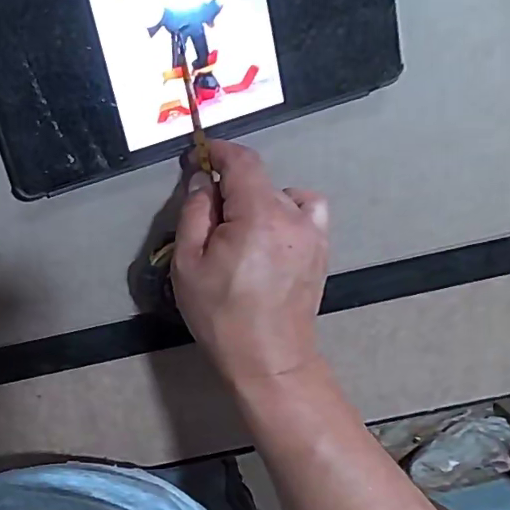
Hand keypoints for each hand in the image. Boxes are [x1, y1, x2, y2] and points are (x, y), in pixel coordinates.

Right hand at [171, 140, 330, 387]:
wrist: (268, 358)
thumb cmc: (220, 314)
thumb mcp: (188, 262)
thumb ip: (194, 213)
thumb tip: (202, 180)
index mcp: (258, 216)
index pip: (243, 162)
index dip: (219, 151)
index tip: (198, 154)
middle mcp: (293, 217)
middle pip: (259, 179)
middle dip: (229, 185)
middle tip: (205, 215)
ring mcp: (314, 233)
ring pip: (282, 193)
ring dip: (256, 198)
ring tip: (238, 227)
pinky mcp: (321, 249)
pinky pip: (306, 210)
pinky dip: (286, 209)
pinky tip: (268, 232)